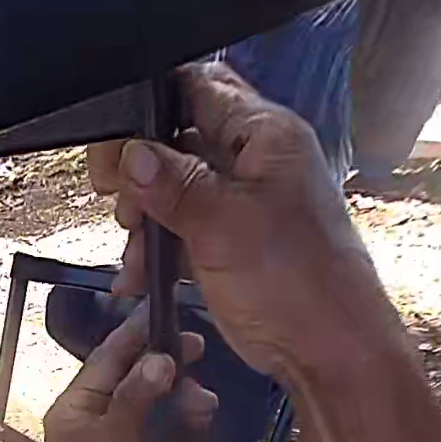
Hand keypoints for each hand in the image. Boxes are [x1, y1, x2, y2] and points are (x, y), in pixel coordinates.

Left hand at [18, 306, 215, 441]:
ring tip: (204, 404)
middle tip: (197, 349)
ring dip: (177, 398)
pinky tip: (199, 419)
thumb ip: (134, 398)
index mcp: (74, 407)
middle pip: (130, 378)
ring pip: (149, 403)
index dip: (133, 334)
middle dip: (164, 367)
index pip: (105, 358)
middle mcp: (90, 417)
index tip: (160, 310)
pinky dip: (177, 422)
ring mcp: (112, 439)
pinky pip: (157, 429)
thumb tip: (159, 358)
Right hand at [94, 63, 398, 382]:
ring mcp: (239, 207)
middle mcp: (252, 164)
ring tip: (132, 258)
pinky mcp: (229, 246)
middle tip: (120, 208)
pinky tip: (138, 278)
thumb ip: (175, 185)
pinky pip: (182, 234)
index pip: (199, 89)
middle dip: (140, 176)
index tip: (113, 147)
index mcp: (265, 136)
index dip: (149, 108)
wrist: (327, 351)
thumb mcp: (224, 226)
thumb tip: (129, 154)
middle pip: (179, 144)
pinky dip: (158, 254)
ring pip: (174, 195)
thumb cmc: (293, 282)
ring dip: (144, 224)